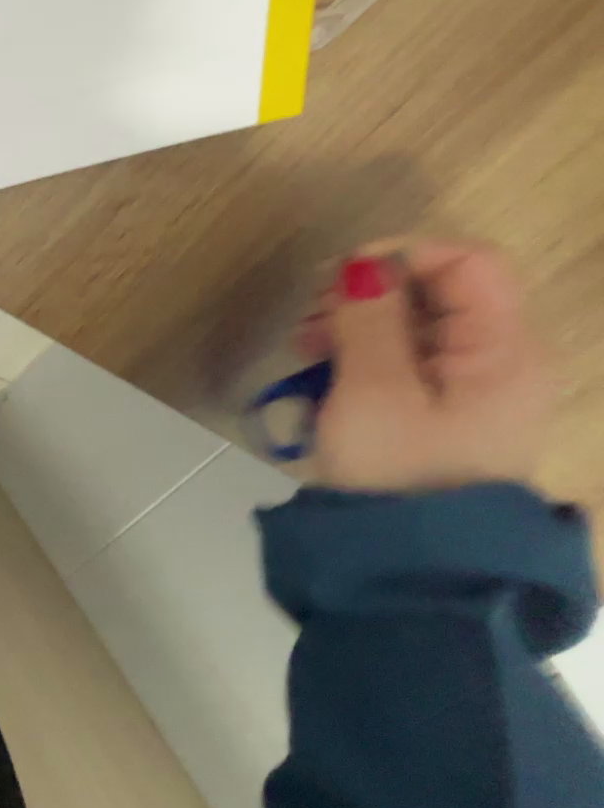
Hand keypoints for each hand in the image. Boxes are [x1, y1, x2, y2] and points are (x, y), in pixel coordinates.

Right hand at [295, 240, 552, 491]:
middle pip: (438, 290)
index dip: (401, 255)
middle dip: (367, 293)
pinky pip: (404, 356)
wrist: (410, 553)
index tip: (332, 279)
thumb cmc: (395, 466)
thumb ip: (369, 320)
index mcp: (502, 349)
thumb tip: (362, 264)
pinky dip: (360, 352)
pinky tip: (323, 369)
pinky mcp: (441, 408)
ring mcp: (471, 385)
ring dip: (354, 323)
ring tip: (305, 349)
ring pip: (414, 323)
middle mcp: (500, 357)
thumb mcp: (372, 390)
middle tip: (310, 321)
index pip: (469, 262)